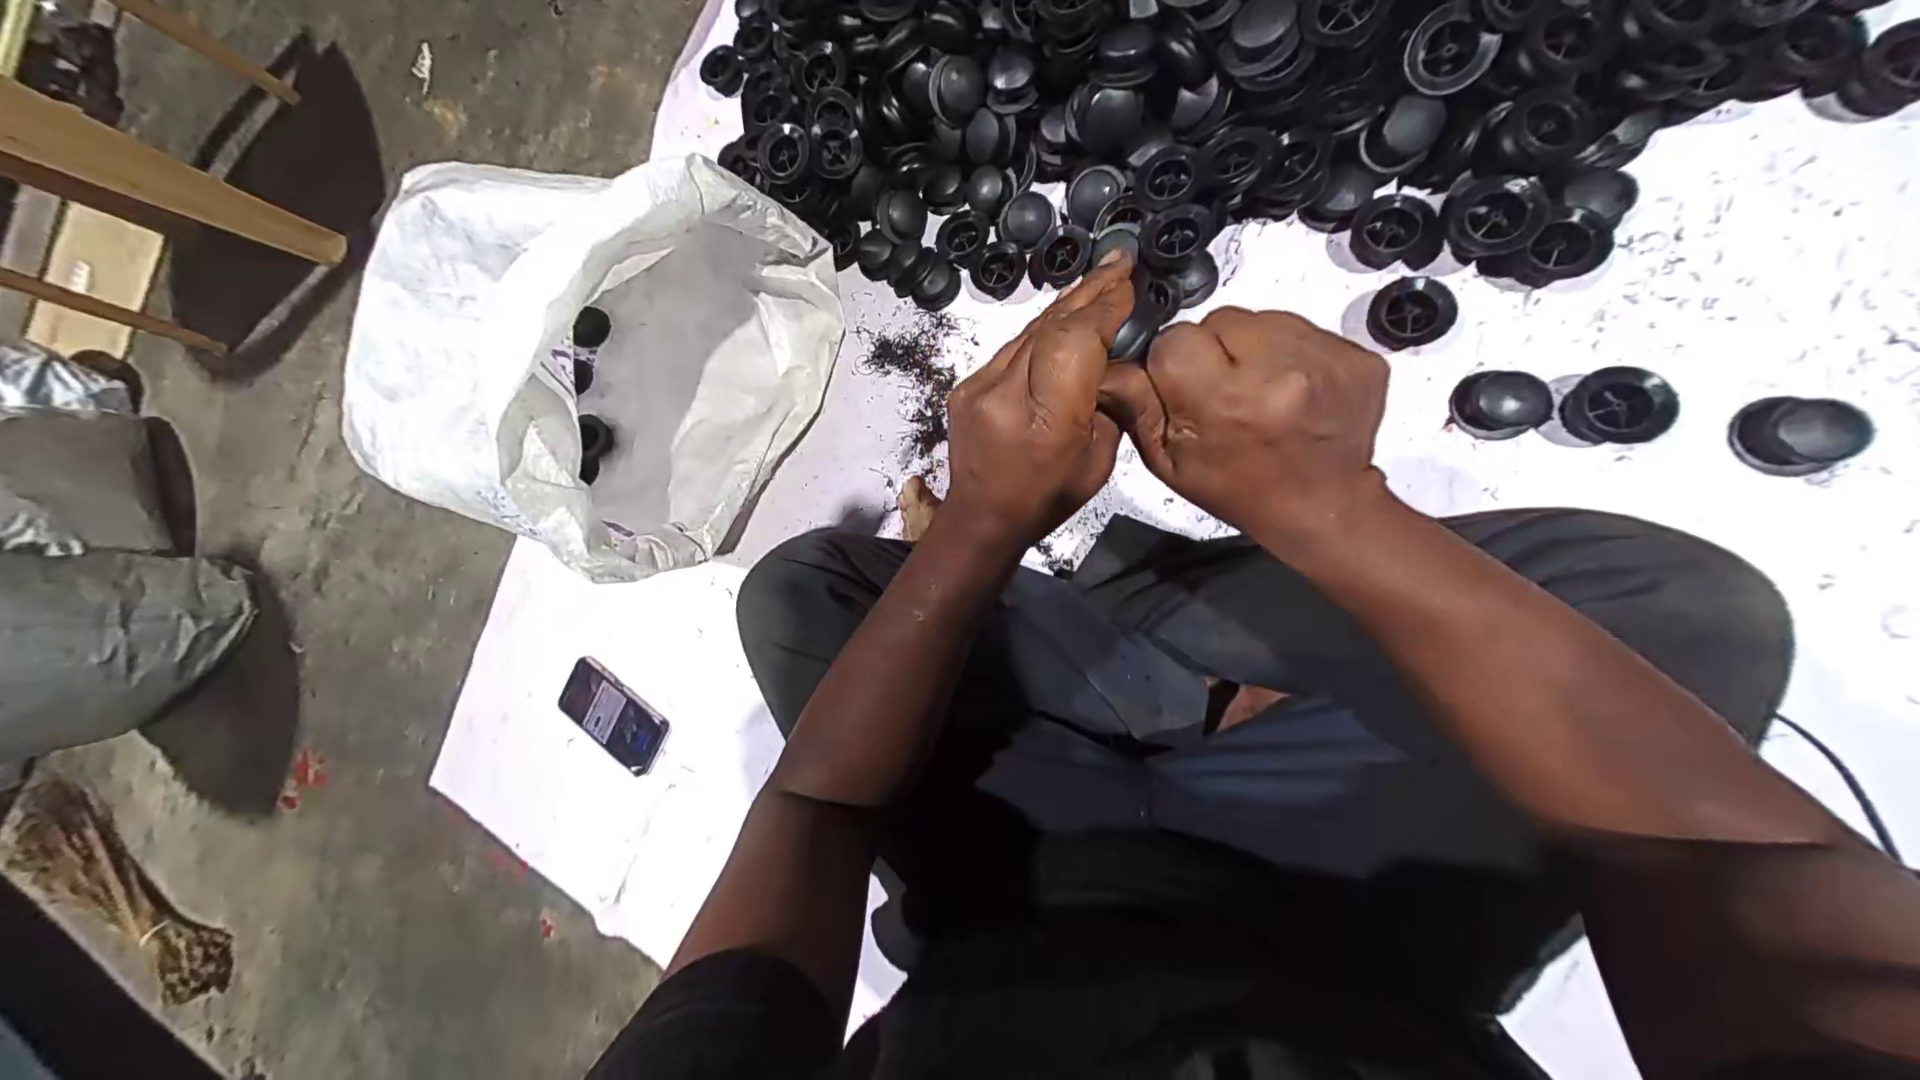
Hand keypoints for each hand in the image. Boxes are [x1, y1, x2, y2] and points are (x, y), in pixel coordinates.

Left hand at [943, 252, 1135, 550]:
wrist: (983, 515)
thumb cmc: (1044, 497)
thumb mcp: (1096, 461)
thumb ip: (1106, 405)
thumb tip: (1112, 359)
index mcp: (1046, 422)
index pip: (1076, 342)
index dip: (1103, 309)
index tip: (1126, 286)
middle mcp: (1005, 397)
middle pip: (1051, 327)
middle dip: (1089, 292)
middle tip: (1118, 262)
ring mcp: (979, 388)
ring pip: (1029, 332)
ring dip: (1066, 306)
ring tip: (1097, 281)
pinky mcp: (967, 386)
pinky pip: (1011, 347)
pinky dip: (1040, 330)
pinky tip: (1061, 317)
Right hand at [1100, 307, 1388, 542]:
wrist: (1318, 505)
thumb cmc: (1242, 489)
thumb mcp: (1170, 462)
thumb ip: (1138, 408)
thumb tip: (1113, 370)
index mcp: (1224, 402)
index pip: (1176, 338)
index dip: (1172, 361)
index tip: (1185, 387)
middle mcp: (1277, 374)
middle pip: (1219, 320)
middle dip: (1212, 350)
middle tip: (1224, 393)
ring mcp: (1322, 361)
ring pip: (1261, 318)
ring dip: (1251, 347)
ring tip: (1258, 391)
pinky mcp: (1354, 356)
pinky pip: (1301, 328)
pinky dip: (1289, 352)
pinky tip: (1287, 388)